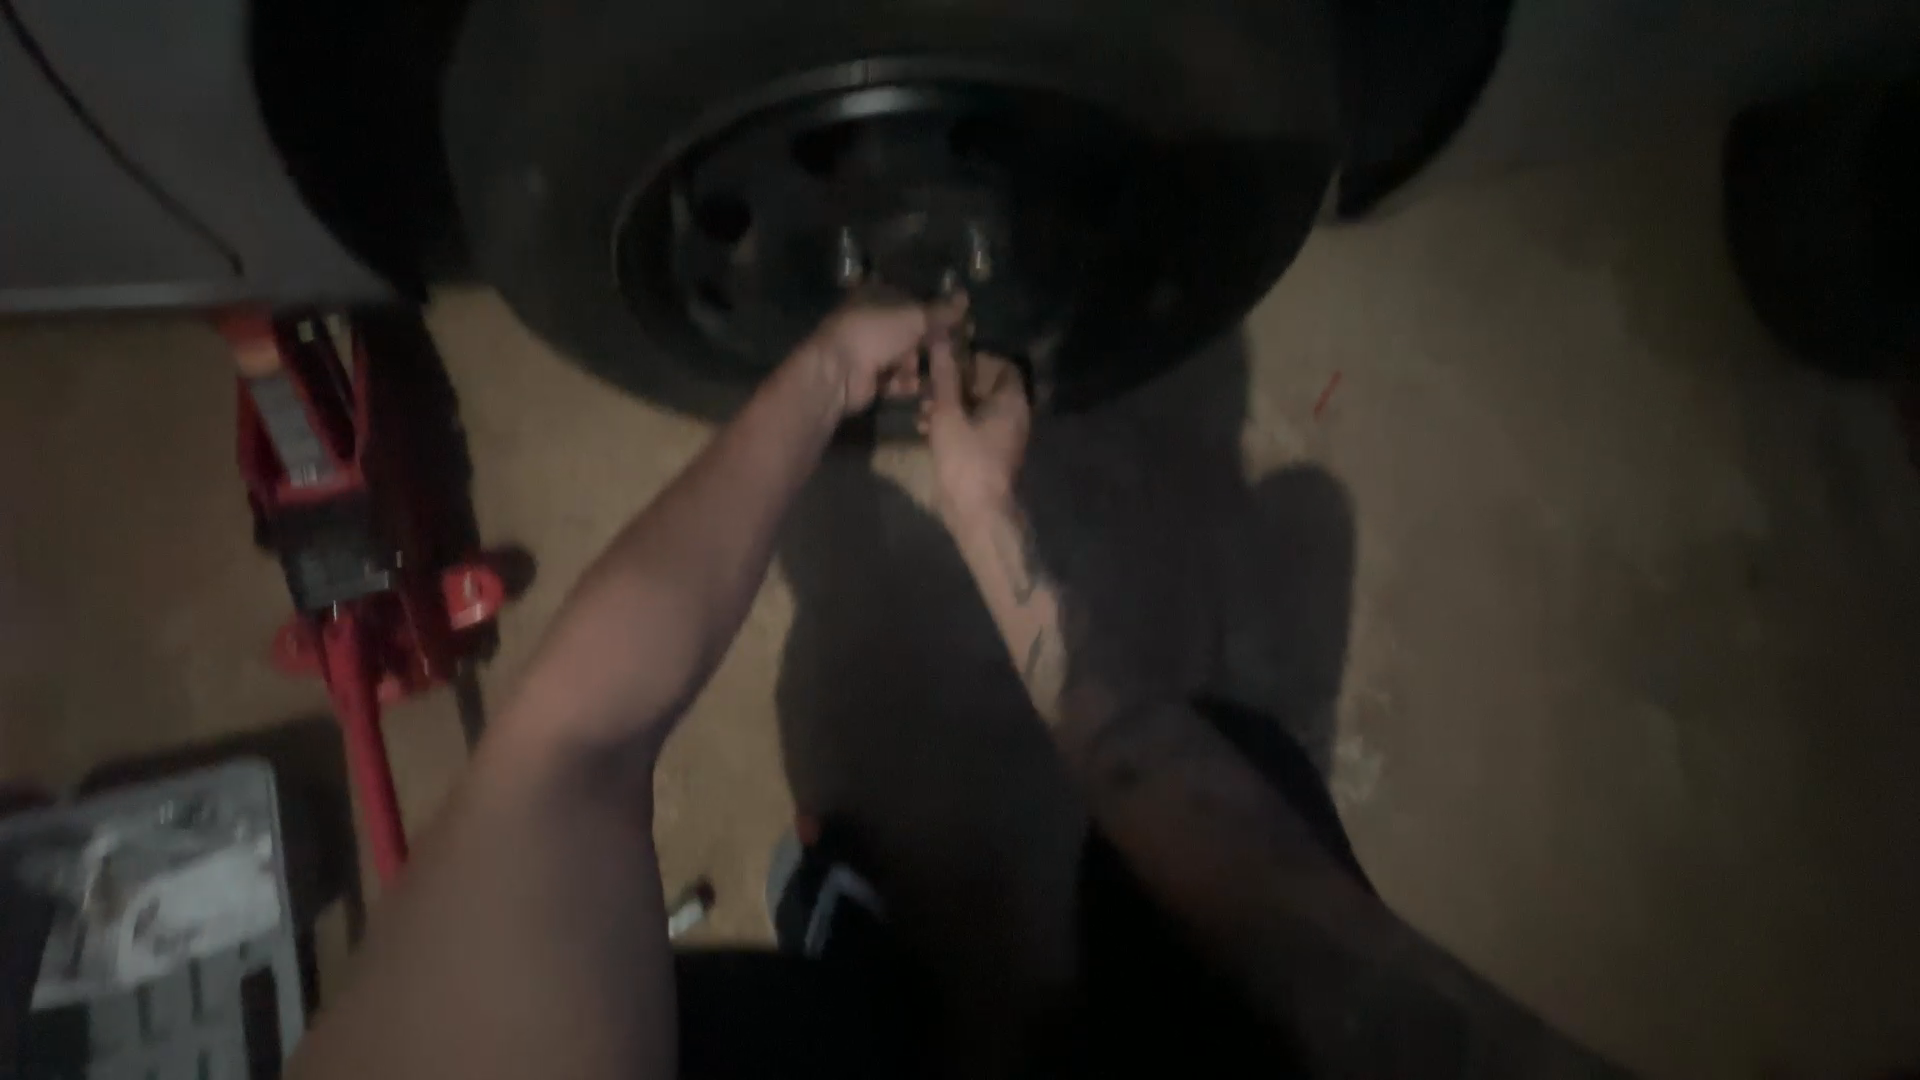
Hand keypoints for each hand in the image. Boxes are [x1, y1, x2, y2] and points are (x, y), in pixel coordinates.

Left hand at [800, 294, 967, 416]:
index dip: (938, 311)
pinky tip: (927, 389)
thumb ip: (942, 310)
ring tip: (946, 373)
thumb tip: (966, 297)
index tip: (961, 323)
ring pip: (907, 358)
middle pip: (912, 332)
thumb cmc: (875, 333)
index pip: (914, 300)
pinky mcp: (872, 379)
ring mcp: (871, 351)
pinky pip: (898, 380)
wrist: (839, 373)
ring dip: (923, 366)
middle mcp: (874, 321)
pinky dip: (911, 385)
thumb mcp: (914, 317)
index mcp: (878, 296)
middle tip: (958, 352)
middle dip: (933, 343)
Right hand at [921, 339, 1031, 521]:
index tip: (946, 361)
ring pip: (977, 409)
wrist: (978, 514)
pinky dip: (954, 425)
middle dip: (954, 383)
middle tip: (927, 386)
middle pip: (987, 387)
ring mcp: (1004, 438)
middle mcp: (1014, 416)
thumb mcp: (948, 413)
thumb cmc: (965, 460)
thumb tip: (941, 336)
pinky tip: (926, 430)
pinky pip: (974, 429)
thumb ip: (944, 375)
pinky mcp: (992, 456)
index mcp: (1012, 401)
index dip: (974, 358)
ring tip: (921, 410)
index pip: (1002, 364)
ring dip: (949, 405)